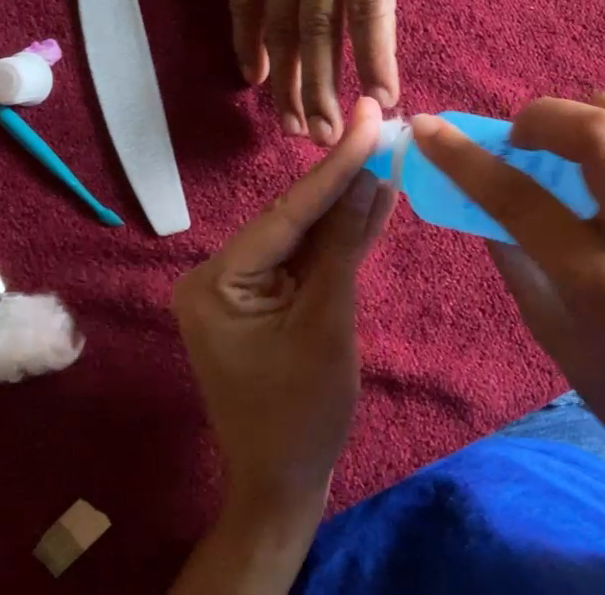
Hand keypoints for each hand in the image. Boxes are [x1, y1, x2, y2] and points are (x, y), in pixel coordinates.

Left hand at [172, 97, 396, 528]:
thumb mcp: (328, 325)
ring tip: (387, 153)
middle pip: (294, 218)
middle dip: (343, 178)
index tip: (370, 118)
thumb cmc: (302, 415)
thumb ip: (345, 247)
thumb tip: (372, 179)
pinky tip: (373, 202)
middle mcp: (219, 276)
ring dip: (346, 203)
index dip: (336, 165)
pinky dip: (339, 238)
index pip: (288, 213)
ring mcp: (241, 288)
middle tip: (383, 126)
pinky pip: (305, 260)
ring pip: (303, 235)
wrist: (282, 486)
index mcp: (217, 282)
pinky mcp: (263, 300)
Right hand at [230, 0, 484, 145]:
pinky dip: (246, 40)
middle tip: (330, 139)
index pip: (371, 9)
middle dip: (323, 89)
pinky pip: (243, 2)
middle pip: (319, 32)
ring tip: (293, 127)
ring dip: (287, 81)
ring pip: (280, 28)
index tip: (383, 99)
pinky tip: (253, 77)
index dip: (375, 55)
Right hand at [412, 94, 604, 503]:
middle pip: (604, 138)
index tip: (431, 130)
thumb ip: (517, 261)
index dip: (464, 158)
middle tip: (525, 133)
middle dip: (546, 115)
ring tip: (592, 117)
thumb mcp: (557, 338)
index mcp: (604, 289)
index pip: (520, 201)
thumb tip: (482, 198)